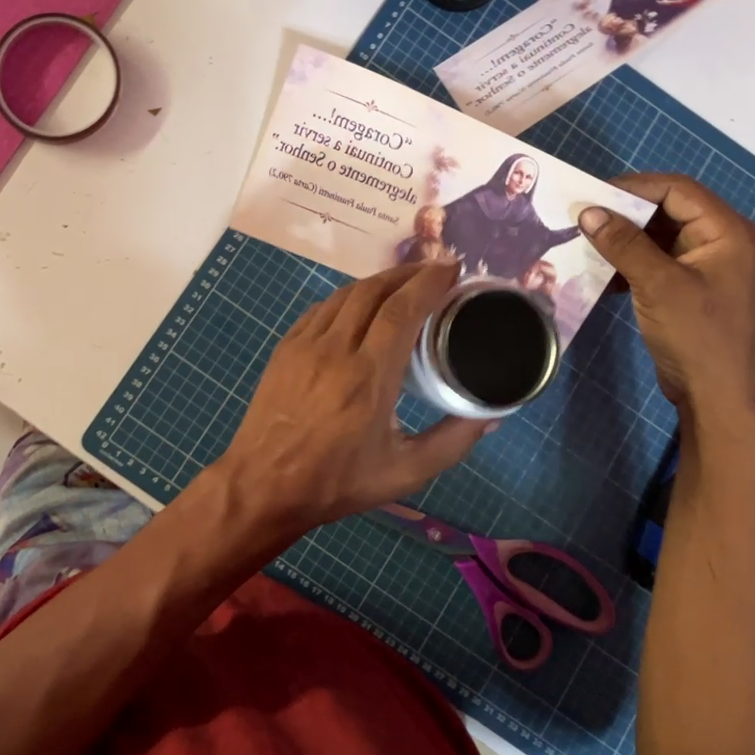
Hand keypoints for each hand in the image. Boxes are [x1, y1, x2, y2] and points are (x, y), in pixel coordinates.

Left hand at [212, 263, 489, 535]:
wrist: (264, 485)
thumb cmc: (337, 482)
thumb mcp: (405, 472)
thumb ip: (452, 442)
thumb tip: (490, 416)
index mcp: (368, 377)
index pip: (401, 311)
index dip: (428, 283)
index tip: (453, 269)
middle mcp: (335, 350)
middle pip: (374, 291)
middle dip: (408, 273)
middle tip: (436, 270)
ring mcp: (305, 345)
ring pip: (345, 295)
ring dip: (378, 282)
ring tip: (404, 283)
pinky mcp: (285, 348)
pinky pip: (322, 309)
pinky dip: (349, 298)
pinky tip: (361, 305)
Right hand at [579, 174, 754, 416]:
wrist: (720, 397)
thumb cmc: (698, 336)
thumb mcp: (658, 285)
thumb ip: (623, 244)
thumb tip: (588, 211)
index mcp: (727, 232)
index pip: (676, 190)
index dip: (633, 187)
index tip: (590, 195)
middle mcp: (721, 241)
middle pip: (668, 210)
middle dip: (624, 213)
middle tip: (582, 217)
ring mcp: (707, 267)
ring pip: (659, 237)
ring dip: (623, 240)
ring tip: (584, 243)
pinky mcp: (691, 289)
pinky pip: (657, 262)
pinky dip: (629, 263)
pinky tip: (600, 274)